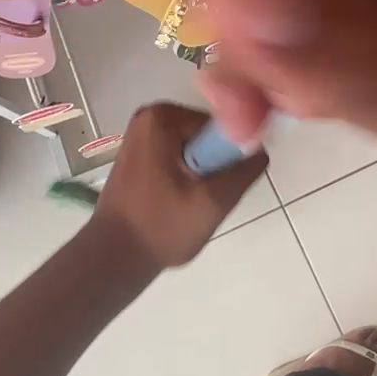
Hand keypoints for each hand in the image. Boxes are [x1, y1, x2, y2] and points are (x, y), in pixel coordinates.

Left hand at [91, 103, 268, 267]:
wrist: (114, 258)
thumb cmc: (161, 227)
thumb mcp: (214, 201)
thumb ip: (244, 171)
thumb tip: (261, 149)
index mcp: (161, 117)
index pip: (220, 127)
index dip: (227, 157)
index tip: (216, 186)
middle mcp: (148, 117)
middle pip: (207, 137)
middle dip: (212, 167)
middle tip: (203, 199)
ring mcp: (140, 135)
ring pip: (195, 150)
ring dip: (200, 176)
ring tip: (189, 204)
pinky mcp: (138, 155)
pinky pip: (179, 158)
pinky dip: (185, 178)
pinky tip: (176, 202)